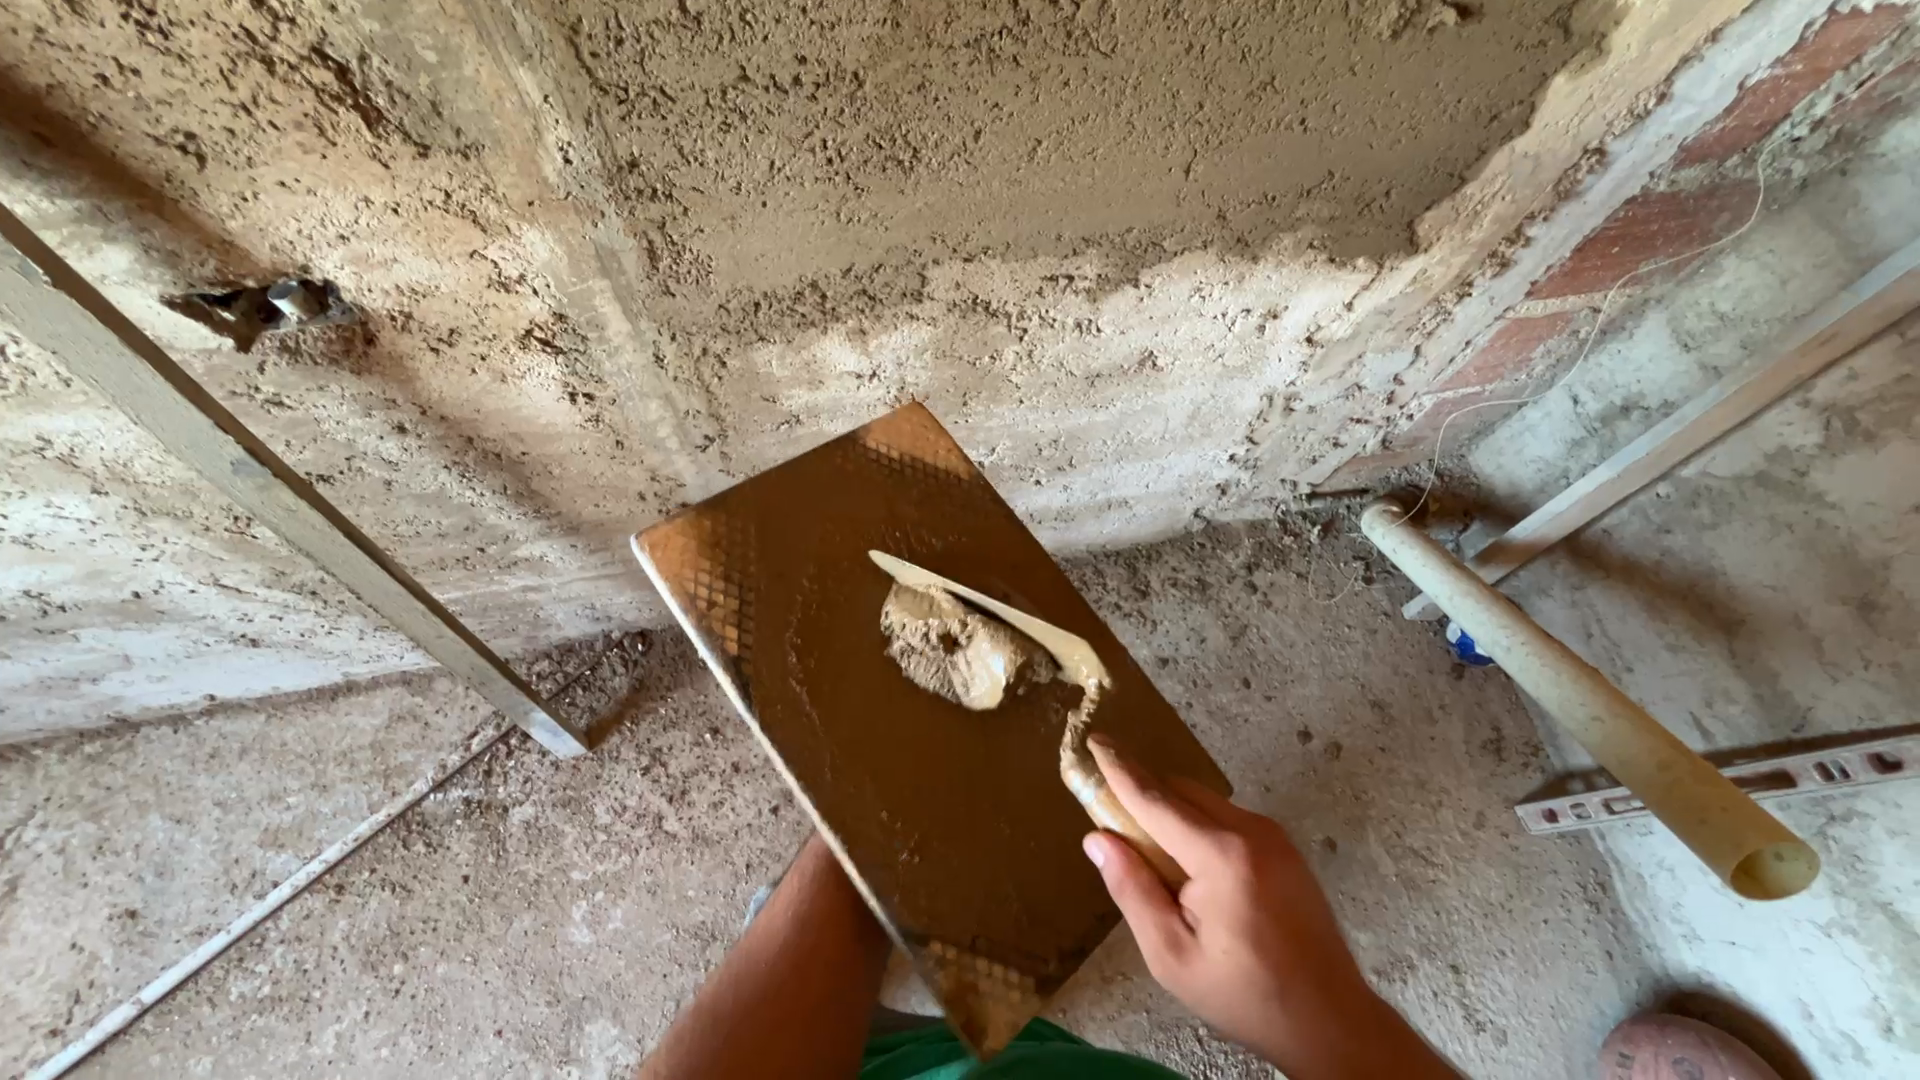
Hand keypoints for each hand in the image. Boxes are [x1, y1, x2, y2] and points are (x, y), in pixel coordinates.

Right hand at [1081, 736, 1458, 1079]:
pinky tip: (1188, 867)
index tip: (1095, 740)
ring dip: (1169, 811)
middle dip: (1142, 792)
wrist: (1331, 1019)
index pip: (1156, 800)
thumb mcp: (1172, 956)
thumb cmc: (1244, 994)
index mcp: (1221, 856)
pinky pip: (1225, 817)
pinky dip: (1195, 824)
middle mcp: (1250, 831)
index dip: (1120, 769)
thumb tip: (1097, 839)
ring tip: (1150, 855)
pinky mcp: (1283, 847)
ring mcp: (1273, 835)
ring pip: (1203, 801)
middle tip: (1110, 817)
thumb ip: (1132, 891)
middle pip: (1180, 790)